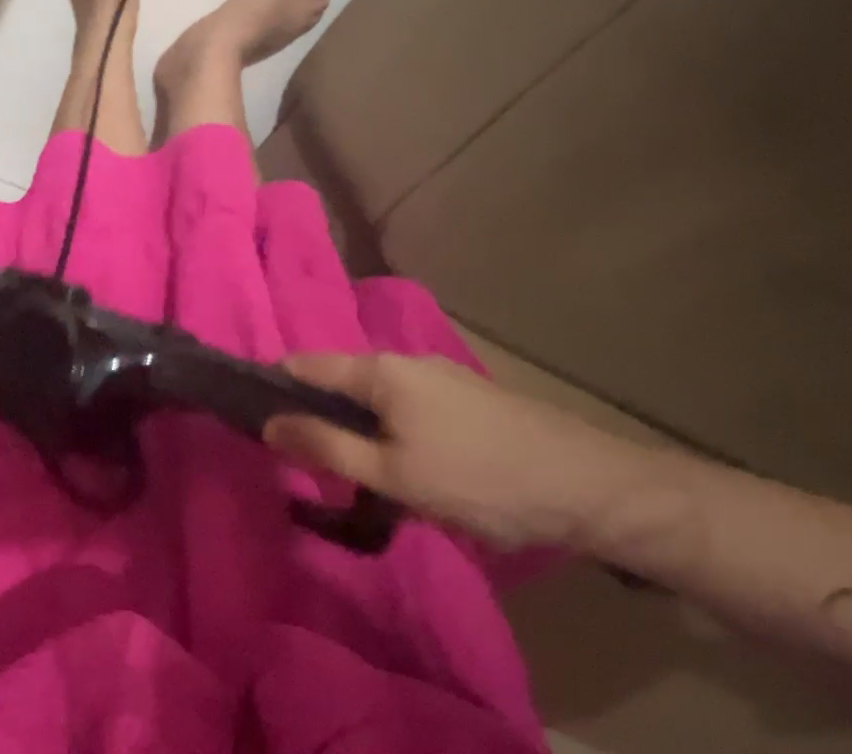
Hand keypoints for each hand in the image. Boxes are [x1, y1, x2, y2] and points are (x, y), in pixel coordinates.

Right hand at [264, 353, 652, 549]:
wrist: (597, 490)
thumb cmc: (481, 481)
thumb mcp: (392, 474)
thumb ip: (325, 446)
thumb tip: (267, 422)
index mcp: (380, 370)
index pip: (304, 364)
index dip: (273, 388)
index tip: (254, 420)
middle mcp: (407, 360)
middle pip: (340, 379)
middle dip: (316, 413)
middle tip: (305, 459)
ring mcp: (444, 376)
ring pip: (376, 394)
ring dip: (356, 424)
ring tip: (353, 469)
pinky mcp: (470, 397)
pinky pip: (407, 404)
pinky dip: (389, 426)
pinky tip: (404, 463)